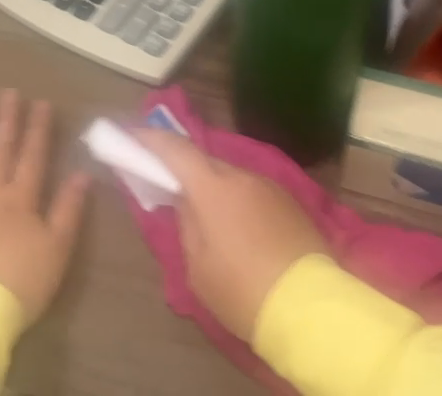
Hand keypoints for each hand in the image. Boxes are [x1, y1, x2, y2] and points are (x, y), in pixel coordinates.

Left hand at [0, 89, 90, 322]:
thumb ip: (69, 209)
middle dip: (7, 120)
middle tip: (9, 92)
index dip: (39, 128)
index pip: (33, 155)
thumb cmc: (19, 284)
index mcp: (21, 199)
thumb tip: (83, 173)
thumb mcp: (57, 249)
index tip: (42, 102)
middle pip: (0, 150)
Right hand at [135, 130, 328, 341]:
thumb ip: (187, 226)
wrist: (309, 307)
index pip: (176, 150)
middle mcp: (242, 176)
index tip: (132, 135)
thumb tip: (187, 202)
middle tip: (167, 183)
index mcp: (214, 189)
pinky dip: (238, 200)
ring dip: (214, 188)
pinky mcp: (290, 202)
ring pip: (231, 177)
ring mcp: (270, 187)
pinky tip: (237, 228)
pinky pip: (253, 192)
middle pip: (205, 162)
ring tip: (205, 216)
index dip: (151, 140)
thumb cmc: (243, 292)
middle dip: (184, 168)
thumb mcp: (198, 268)